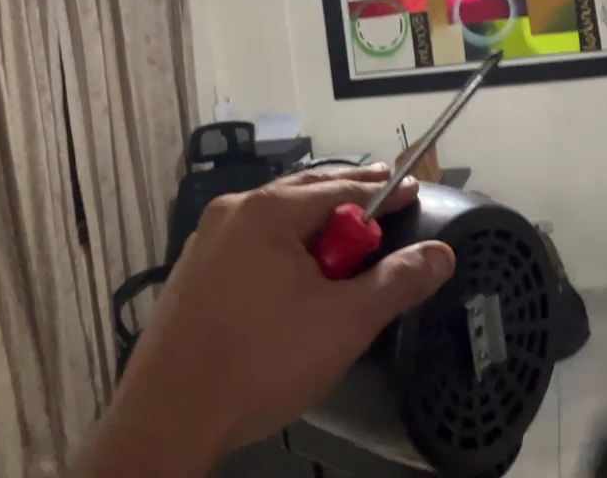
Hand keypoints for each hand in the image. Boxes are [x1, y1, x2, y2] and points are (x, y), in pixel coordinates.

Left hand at [77, 164, 456, 476]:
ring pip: (275, 220)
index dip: (383, 190)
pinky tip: (293, 282)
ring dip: (313, 229)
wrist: (166, 420)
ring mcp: (206, 241)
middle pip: (304, 194)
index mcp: (268, 211)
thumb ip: (397, 282)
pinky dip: (281, 250)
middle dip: (347, 201)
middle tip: (383, 206)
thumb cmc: (260, 363)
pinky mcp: (192, 272)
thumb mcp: (343, 322)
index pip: (341, 187)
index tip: (413, 190)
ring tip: (342, 252)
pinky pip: (250, 243)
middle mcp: (233, 211)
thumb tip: (440, 254)